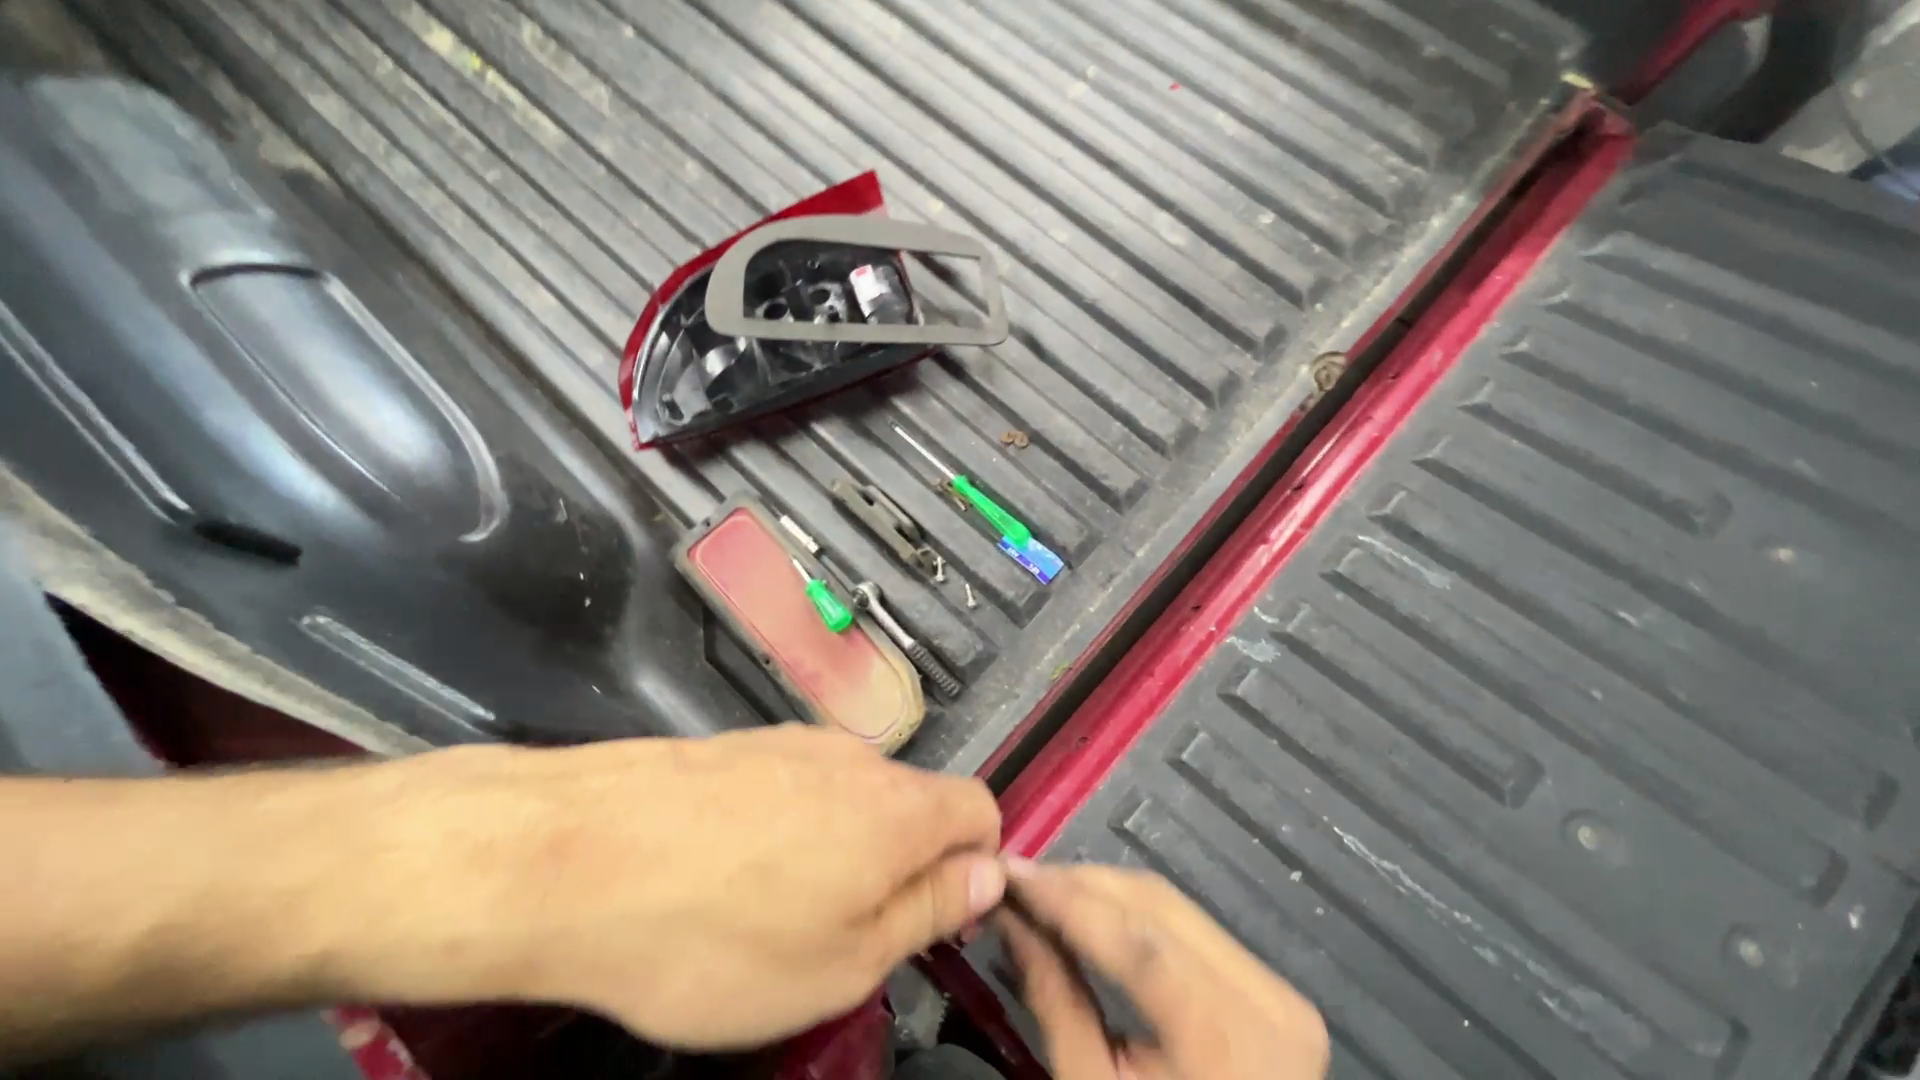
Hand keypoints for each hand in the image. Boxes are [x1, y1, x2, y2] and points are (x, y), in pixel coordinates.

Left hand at [336, 726, 1005, 1049]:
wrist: (570, 859)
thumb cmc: (716, 938)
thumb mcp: (842, 964)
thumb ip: (928, 913)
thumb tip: (987, 874)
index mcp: (899, 810)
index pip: (981, 811)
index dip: (976, 867)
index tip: (933, 918)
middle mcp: (854, 760)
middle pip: (911, 803)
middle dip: (899, 864)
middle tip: (841, 933)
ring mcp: (789, 742)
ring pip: (847, 796)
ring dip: (838, 847)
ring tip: (769, 908)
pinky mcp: (734, 744)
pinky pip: (791, 785)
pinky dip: (784, 826)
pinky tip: (722, 872)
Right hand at [997, 859, 1327, 1079]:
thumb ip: (1055, 999)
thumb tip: (1010, 920)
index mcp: (1227, 1042)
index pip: (1136, 941)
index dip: (1067, 898)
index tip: (1009, 872)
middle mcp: (1269, 1000)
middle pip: (1159, 908)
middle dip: (1081, 886)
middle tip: (1019, 878)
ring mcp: (1280, 990)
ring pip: (1175, 907)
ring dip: (1104, 892)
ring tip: (1043, 889)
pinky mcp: (1275, 989)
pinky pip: (1193, 929)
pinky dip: (1135, 914)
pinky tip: (1090, 910)